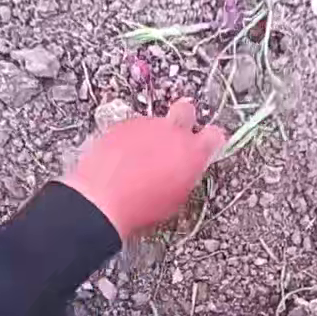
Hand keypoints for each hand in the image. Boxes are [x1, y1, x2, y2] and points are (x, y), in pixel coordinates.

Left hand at [60, 98, 225, 239]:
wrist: (102, 200)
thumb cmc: (141, 205)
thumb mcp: (177, 196)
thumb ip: (187, 172)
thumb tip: (186, 168)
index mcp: (193, 151)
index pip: (214, 134)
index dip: (211, 140)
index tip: (206, 146)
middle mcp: (172, 132)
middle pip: (186, 110)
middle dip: (185, 118)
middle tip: (177, 136)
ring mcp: (146, 125)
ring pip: (155, 122)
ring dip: (152, 135)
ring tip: (142, 159)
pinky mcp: (122, 125)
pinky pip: (132, 127)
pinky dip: (131, 139)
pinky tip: (124, 158)